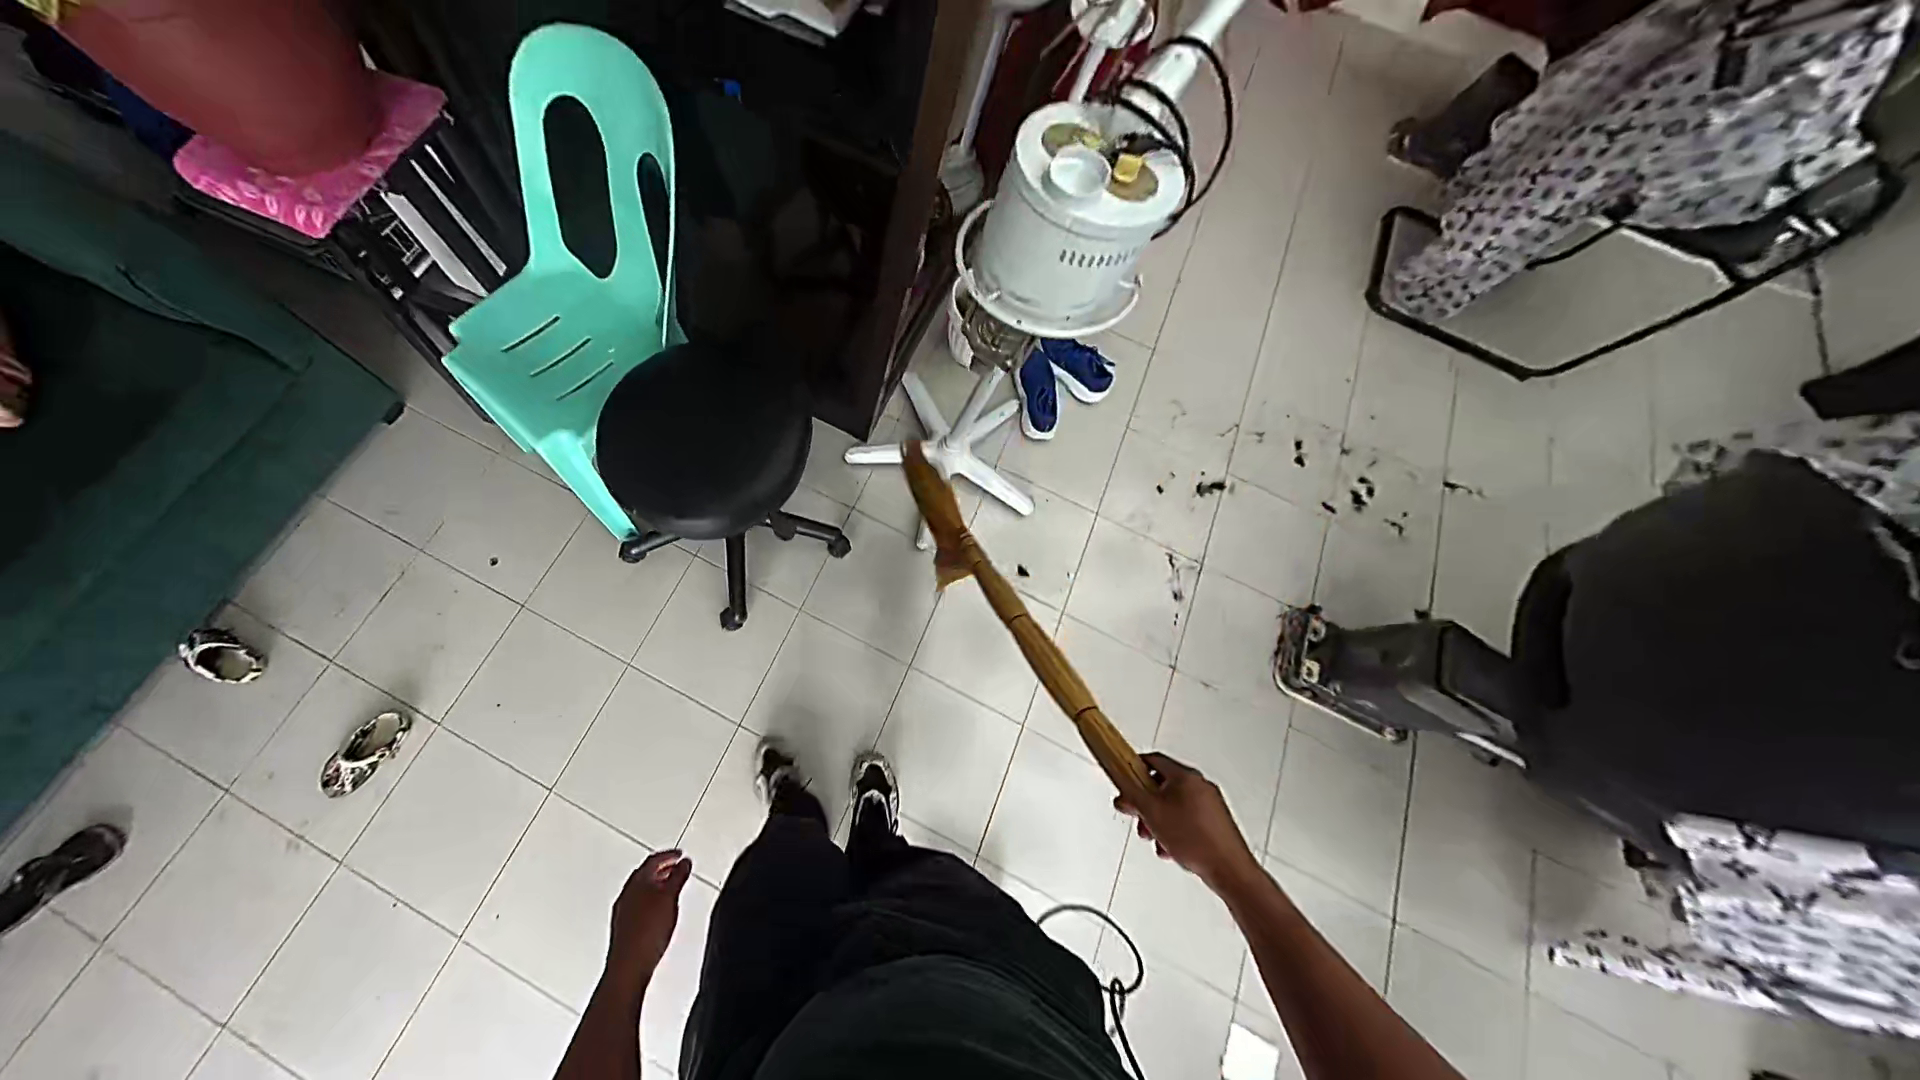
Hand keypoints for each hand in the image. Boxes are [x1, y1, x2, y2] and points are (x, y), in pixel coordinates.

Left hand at [604, 849, 691, 993]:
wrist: (629, 966)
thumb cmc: (646, 933)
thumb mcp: (670, 897)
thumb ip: (678, 877)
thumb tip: (684, 863)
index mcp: (636, 882)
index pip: (653, 860)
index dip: (668, 855)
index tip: (678, 854)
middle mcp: (626, 894)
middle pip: (645, 874)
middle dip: (662, 868)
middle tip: (675, 865)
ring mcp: (623, 911)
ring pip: (641, 890)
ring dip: (657, 884)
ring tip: (671, 886)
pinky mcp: (624, 927)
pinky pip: (639, 905)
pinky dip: (651, 899)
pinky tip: (660, 909)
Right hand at [1114, 752, 1259, 892]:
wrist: (1228, 868)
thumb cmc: (1197, 839)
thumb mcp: (1151, 813)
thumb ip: (1132, 799)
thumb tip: (1123, 792)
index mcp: (1185, 776)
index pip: (1153, 760)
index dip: (1134, 769)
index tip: (1125, 778)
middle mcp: (1200, 786)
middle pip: (1162, 785)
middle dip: (1146, 803)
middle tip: (1139, 815)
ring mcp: (1210, 804)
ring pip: (1174, 805)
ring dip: (1159, 820)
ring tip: (1156, 837)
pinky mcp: (1216, 822)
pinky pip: (1188, 819)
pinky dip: (1175, 830)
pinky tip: (1171, 848)